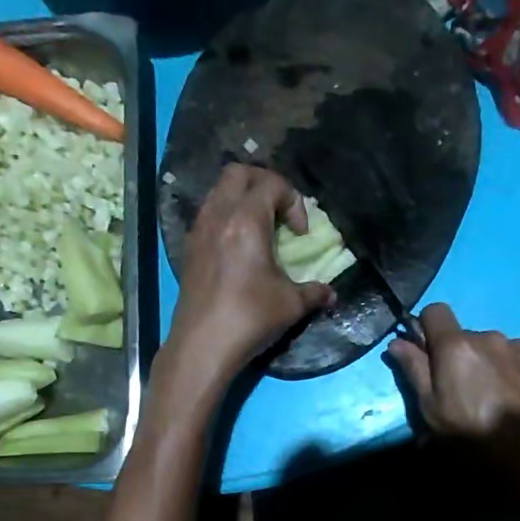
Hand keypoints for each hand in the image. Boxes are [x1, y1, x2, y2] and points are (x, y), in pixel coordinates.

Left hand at [166, 164, 335, 377]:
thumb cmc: (249, 318)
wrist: (201, 346)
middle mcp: (218, 217)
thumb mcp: (291, 304)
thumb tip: (331, 294)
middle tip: (279, 213)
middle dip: (264, 184)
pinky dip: (226, 218)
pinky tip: (238, 249)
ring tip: (259, 229)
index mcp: (245, 221)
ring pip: (218, 192)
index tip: (300, 233)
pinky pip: (207, 215)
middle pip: (238, 173)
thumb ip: (315, 292)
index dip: (293, 200)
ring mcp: (198, 232)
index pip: (272, 183)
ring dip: (242, 200)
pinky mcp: (188, 250)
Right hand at [386, 303, 519, 438]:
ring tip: (490, 394)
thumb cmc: (472, 431)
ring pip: (490, 346)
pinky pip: (514, 355)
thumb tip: (396, 342)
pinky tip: (512, 394)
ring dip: (484, 361)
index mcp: (455, 345)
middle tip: (459, 388)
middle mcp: (487, 336)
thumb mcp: (431, 407)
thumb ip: (414, 369)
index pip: (435, 310)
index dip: (426, 326)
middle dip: (456, 354)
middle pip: (463, 335)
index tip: (426, 351)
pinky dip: (508, 368)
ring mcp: (517, 345)